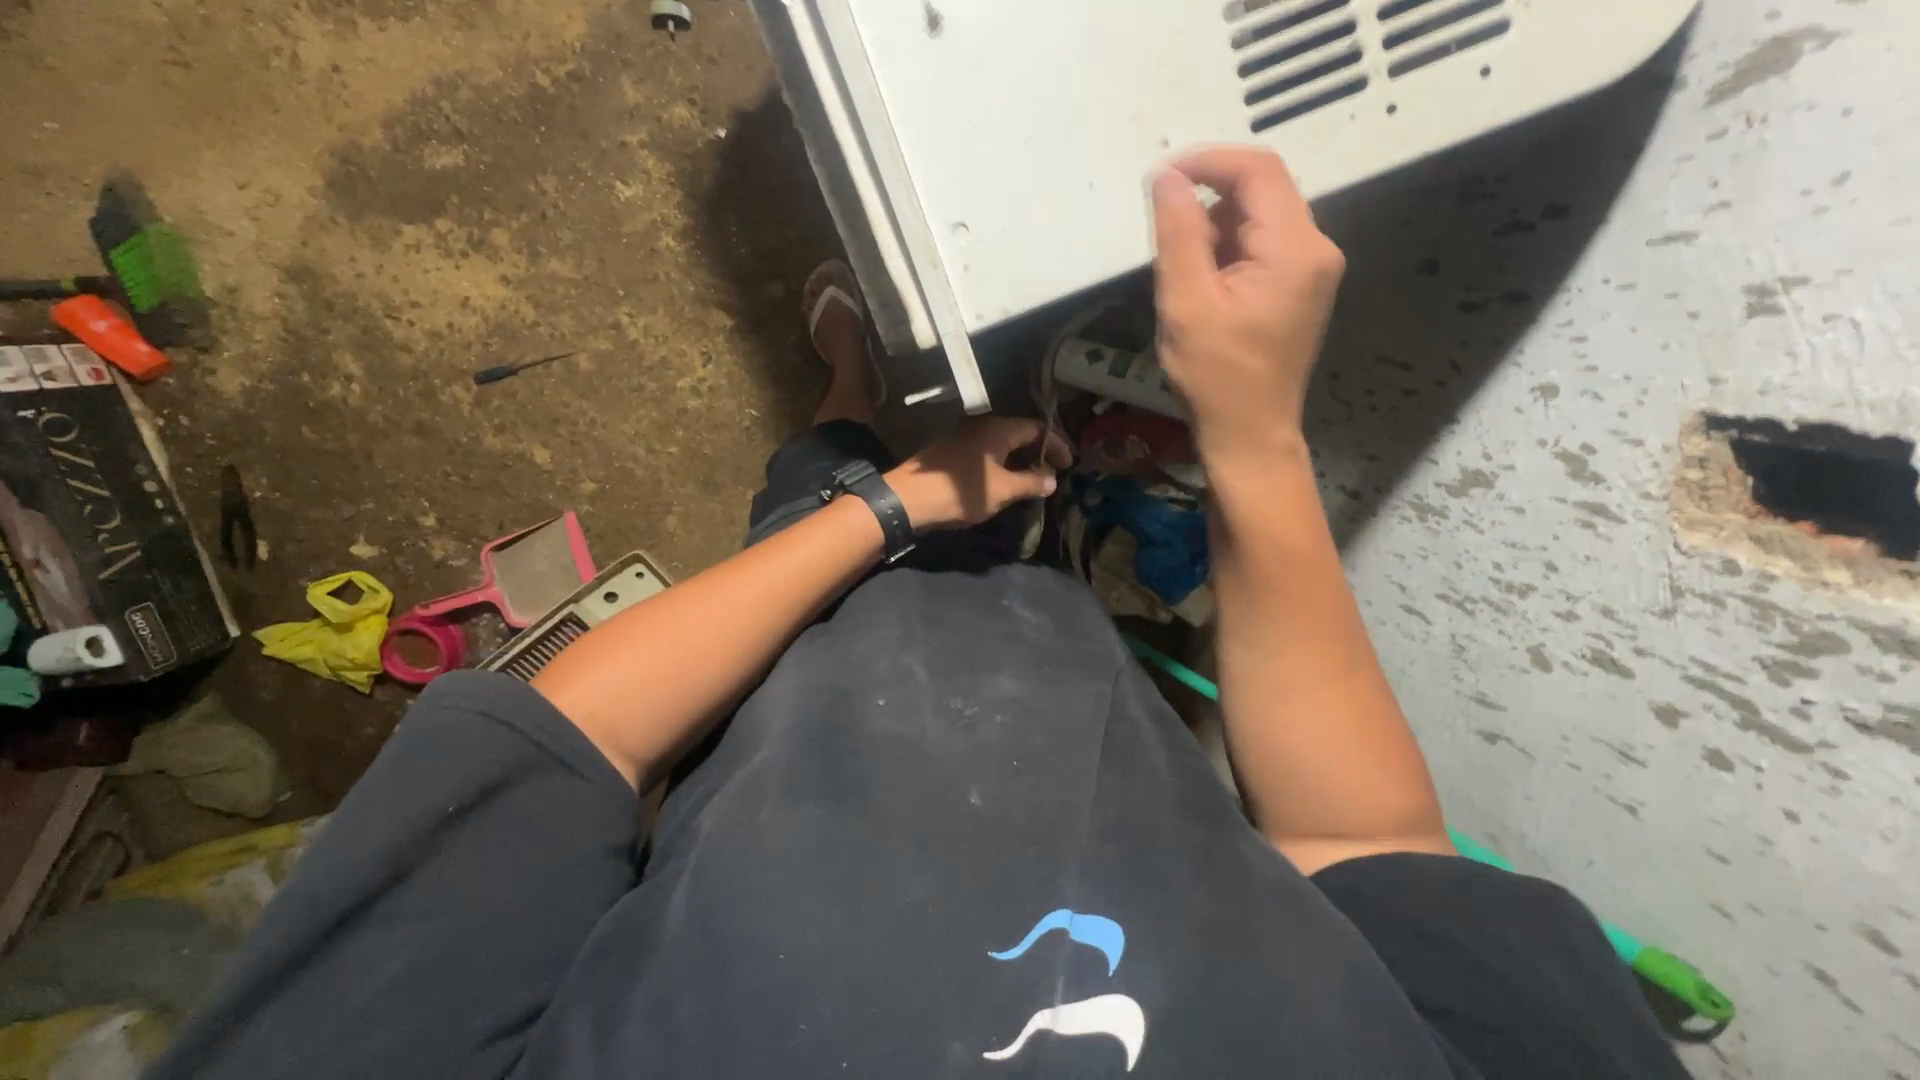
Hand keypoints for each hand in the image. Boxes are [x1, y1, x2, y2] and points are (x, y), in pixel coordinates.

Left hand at [885, 417, 1071, 531]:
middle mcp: (981, 426)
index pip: (1036, 429)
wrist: (909, 499)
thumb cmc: (960, 492)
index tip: (1068, 464)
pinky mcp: (950, 453)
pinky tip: (1002, 484)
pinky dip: (1000, 465)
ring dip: (1018, 461)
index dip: (1056, 445)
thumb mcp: (1003, 490)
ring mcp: (963, 438)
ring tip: (1030, 482)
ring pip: (1000, 445)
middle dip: (1037, 453)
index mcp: (998, 429)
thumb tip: (1052, 479)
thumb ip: (1031, 483)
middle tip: (1051, 473)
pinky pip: (985, 454)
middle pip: (1018, 434)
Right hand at [1150, 146, 1344, 466]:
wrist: (1249, 434)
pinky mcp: (1300, 286)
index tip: (1162, 177)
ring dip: (1216, 228)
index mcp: (1295, 249)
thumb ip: (1177, 233)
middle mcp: (1316, 249)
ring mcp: (1312, 269)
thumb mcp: (1185, 302)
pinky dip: (1228, 250)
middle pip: (1262, 190)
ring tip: (1185, 274)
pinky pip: (1263, 245)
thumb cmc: (1215, 377)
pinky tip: (1205, 285)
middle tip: (1167, 236)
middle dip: (1209, 200)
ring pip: (1260, 217)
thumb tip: (1166, 177)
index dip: (1208, 161)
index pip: (1258, 170)